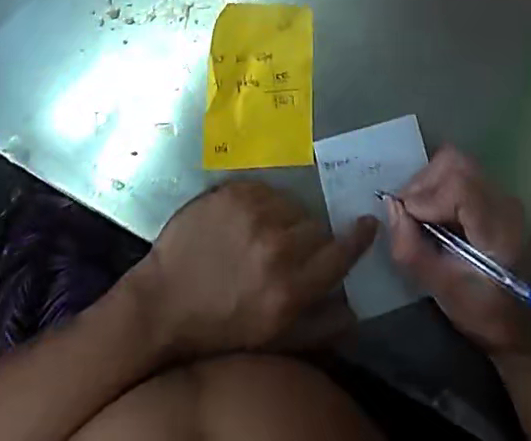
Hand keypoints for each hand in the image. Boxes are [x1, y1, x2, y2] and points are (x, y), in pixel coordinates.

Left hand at [122, 180, 375, 359]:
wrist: (162, 304)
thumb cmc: (219, 328)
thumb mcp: (274, 340)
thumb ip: (322, 325)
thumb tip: (357, 306)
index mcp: (291, 288)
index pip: (341, 253)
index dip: (358, 238)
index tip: (367, 223)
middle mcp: (277, 247)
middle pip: (317, 227)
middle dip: (310, 237)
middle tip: (289, 250)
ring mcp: (254, 214)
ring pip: (292, 205)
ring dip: (285, 218)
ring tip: (263, 235)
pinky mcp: (234, 192)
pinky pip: (267, 189)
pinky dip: (263, 203)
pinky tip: (246, 220)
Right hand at [386, 147, 530, 356]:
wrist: (514, 321)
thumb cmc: (480, 311)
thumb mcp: (440, 288)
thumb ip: (411, 248)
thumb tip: (391, 205)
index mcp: (498, 228)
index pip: (460, 187)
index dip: (425, 196)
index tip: (408, 219)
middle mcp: (503, 200)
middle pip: (454, 165)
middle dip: (422, 185)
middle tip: (409, 216)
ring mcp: (499, 192)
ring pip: (452, 162)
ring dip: (426, 184)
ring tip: (419, 215)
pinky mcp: (490, 191)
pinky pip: (455, 170)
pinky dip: (434, 185)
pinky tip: (432, 213)